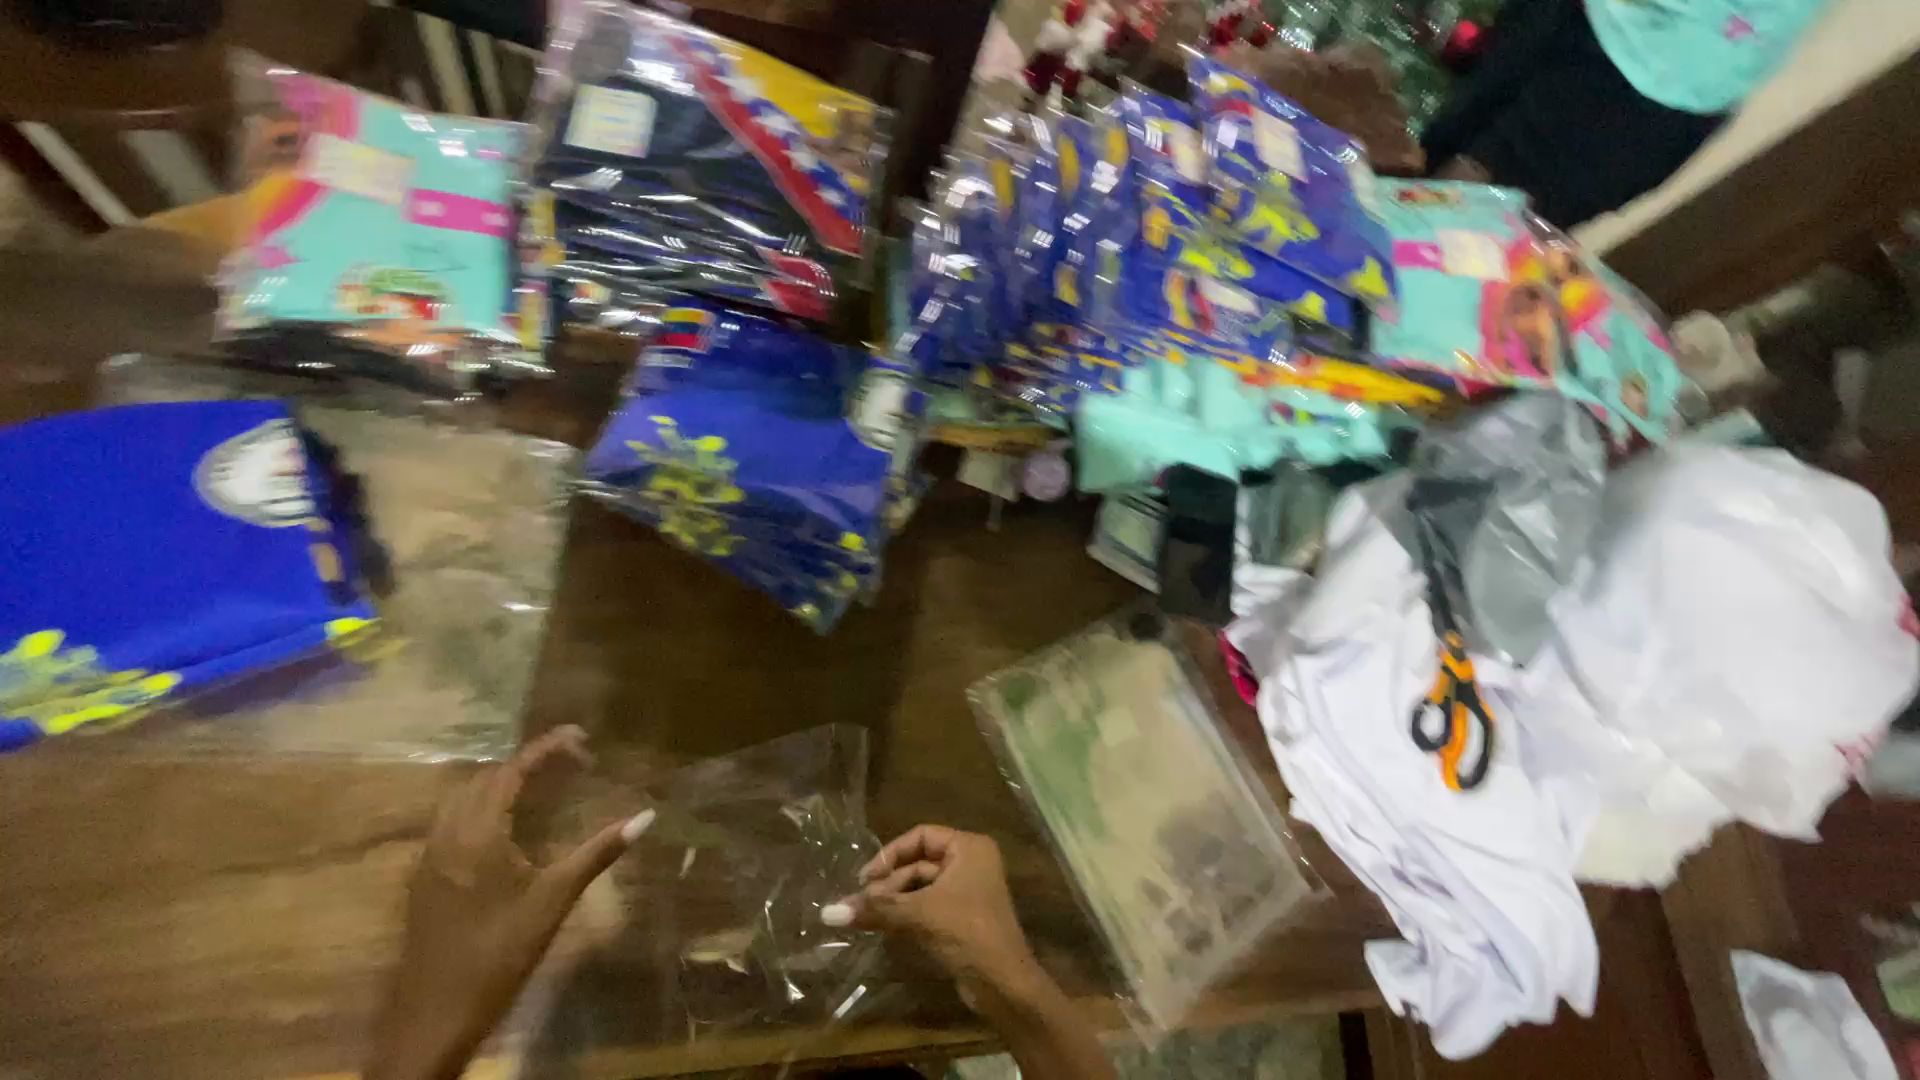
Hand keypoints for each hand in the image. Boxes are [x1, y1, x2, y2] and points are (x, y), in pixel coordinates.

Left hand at [365, 726, 653, 1079]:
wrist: (432, 1018)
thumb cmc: (499, 953)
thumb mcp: (555, 900)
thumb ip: (598, 852)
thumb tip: (646, 817)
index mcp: (477, 835)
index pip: (512, 772)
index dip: (545, 748)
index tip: (579, 735)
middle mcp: (446, 836)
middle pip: (483, 779)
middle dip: (526, 762)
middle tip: (570, 763)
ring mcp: (429, 859)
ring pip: (461, 799)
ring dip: (500, 783)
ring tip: (542, 785)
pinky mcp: (423, 880)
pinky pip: (451, 822)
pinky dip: (482, 807)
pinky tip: (508, 827)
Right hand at [822, 825, 1044, 1008]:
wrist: (1003, 984)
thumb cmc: (966, 932)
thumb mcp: (919, 915)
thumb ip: (876, 908)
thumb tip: (828, 912)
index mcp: (968, 847)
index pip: (921, 836)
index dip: (890, 855)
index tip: (864, 879)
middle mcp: (971, 862)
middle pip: (919, 862)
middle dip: (889, 884)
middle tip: (860, 904)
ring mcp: (968, 891)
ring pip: (922, 886)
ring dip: (894, 901)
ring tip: (866, 917)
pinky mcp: (963, 917)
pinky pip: (928, 905)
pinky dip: (907, 913)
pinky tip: (883, 926)